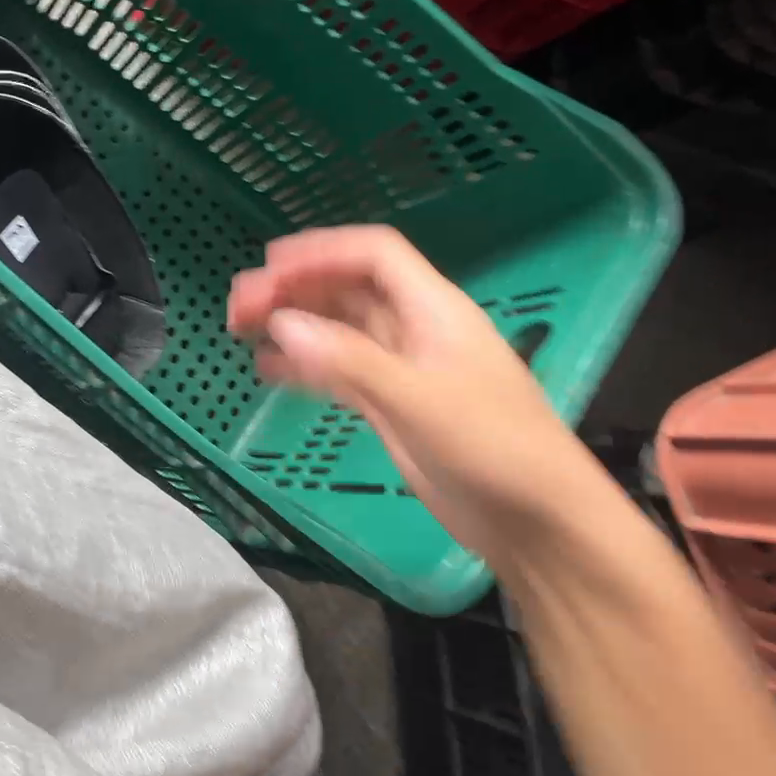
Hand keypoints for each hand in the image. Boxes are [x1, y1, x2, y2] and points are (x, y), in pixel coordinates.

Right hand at [226, 226, 611, 562]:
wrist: (537, 524)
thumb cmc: (495, 450)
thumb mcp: (420, 400)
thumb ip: (349, 361)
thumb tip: (280, 325)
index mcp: (432, 312)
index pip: (372, 257)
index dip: (320, 252)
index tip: (267, 268)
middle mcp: (412, 329)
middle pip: (345, 288)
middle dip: (291, 288)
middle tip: (237, 306)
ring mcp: (398, 367)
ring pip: (333, 327)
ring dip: (289, 321)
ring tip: (239, 328)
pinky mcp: (387, 403)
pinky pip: (333, 368)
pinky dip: (298, 362)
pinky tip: (266, 367)